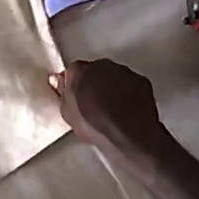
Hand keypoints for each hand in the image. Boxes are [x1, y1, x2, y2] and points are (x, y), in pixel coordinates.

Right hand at [51, 59, 169, 154]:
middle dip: (94, 83)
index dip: (75, 84)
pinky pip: (131, 83)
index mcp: (79, 70)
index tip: (76, 97)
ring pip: (114, 75)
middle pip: (94, 70)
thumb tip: (57, 80)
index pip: (73, 71)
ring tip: (112, 109)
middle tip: (93, 103)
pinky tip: (128, 109)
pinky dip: (129, 92)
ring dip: (112, 86)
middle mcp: (101, 64)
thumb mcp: (68, 114)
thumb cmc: (94, 124)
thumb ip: (63, 93)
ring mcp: (123, 71)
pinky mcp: (141, 80)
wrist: (126, 134)